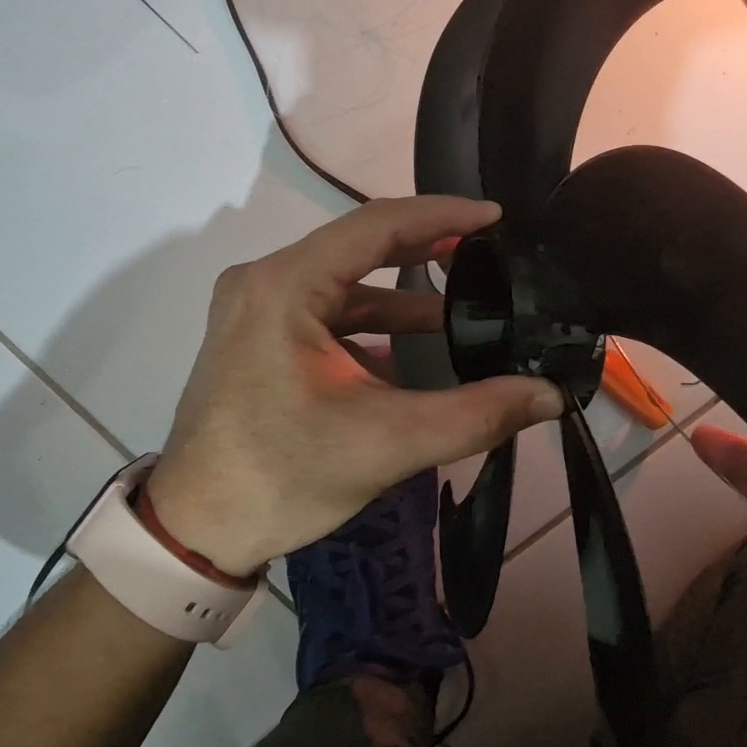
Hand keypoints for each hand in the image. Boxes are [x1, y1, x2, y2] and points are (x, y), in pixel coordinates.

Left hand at [142, 196, 561, 576]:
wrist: (194, 531)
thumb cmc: (283, 477)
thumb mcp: (387, 444)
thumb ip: (476, 414)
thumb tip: (552, 395)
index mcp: (285, 286)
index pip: (376, 224)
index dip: (441, 215)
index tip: (496, 218)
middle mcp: (264, 280)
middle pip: (359, 246)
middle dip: (426, 248)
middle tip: (488, 251)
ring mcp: (254, 306)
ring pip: (343, 282)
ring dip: (400, 296)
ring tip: (464, 308)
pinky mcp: (256, 335)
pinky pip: (324, 311)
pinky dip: (369, 324)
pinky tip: (411, 351)